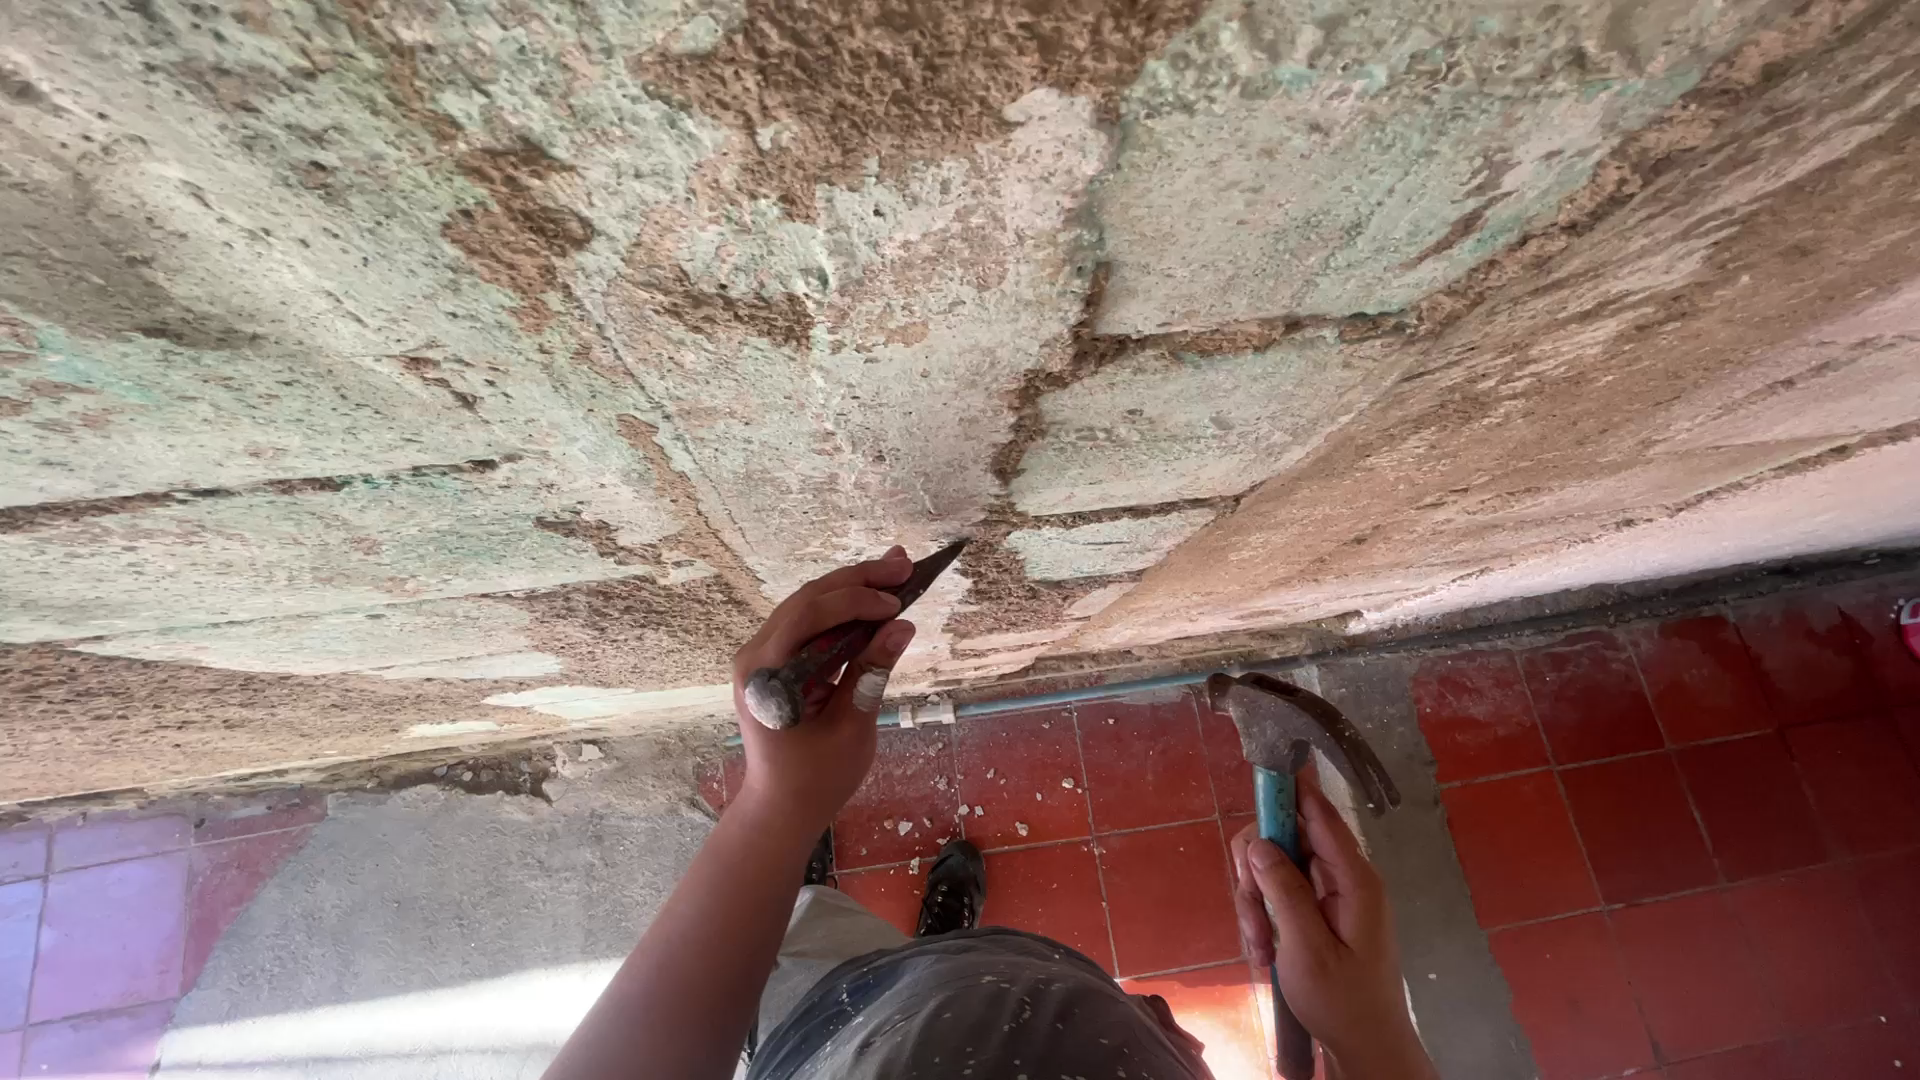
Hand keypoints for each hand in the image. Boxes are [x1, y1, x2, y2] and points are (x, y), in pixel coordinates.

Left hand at [728, 546, 917, 834]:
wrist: (782, 808)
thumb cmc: (816, 779)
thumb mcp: (851, 728)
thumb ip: (872, 673)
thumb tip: (903, 626)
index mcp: (765, 672)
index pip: (808, 616)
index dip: (854, 602)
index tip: (896, 603)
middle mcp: (757, 654)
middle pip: (808, 600)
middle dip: (858, 581)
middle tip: (905, 564)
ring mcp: (765, 654)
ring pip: (811, 605)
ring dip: (855, 588)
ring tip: (898, 570)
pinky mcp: (781, 659)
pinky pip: (813, 623)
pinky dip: (846, 609)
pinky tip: (876, 597)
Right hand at [1231, 788, 1436, 1079]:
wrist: (1364, 1049)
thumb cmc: (1343, 1003)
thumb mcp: (1309, 950)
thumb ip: (1284, 891)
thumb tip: (1258, 842)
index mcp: (1354, 880)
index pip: (1320, 815)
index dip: (1291, 787)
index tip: (1264, 766)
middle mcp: (1340, 875)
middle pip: (1281, 837)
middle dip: (1254, 870)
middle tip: (1250, 911)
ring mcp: (1325, 889)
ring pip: (1269, 862)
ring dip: (1253, 898)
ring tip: (1257, 944)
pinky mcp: (1311, 904)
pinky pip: (1272, 886)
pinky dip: (1259, 912)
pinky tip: (1262, 948)